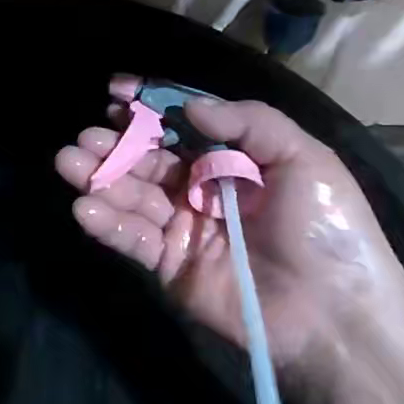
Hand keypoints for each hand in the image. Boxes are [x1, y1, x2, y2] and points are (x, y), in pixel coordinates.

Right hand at [54, 76, 403, 377]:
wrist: (333, 312)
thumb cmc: (326, 225)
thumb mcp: (303, 158)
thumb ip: (249, 122)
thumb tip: (189, 106)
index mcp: (238, 159)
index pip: (184, 127)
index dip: (152, 108)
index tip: (117, 92)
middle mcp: (206, 189)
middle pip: (152, 160)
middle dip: (118, 144)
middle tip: (86, 135)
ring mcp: (187, 229)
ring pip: (136, 197)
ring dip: (102, 179)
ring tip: (70, 161)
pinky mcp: (173, 267)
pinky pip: (135, 240)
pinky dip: (109, 224)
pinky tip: (85, 208)